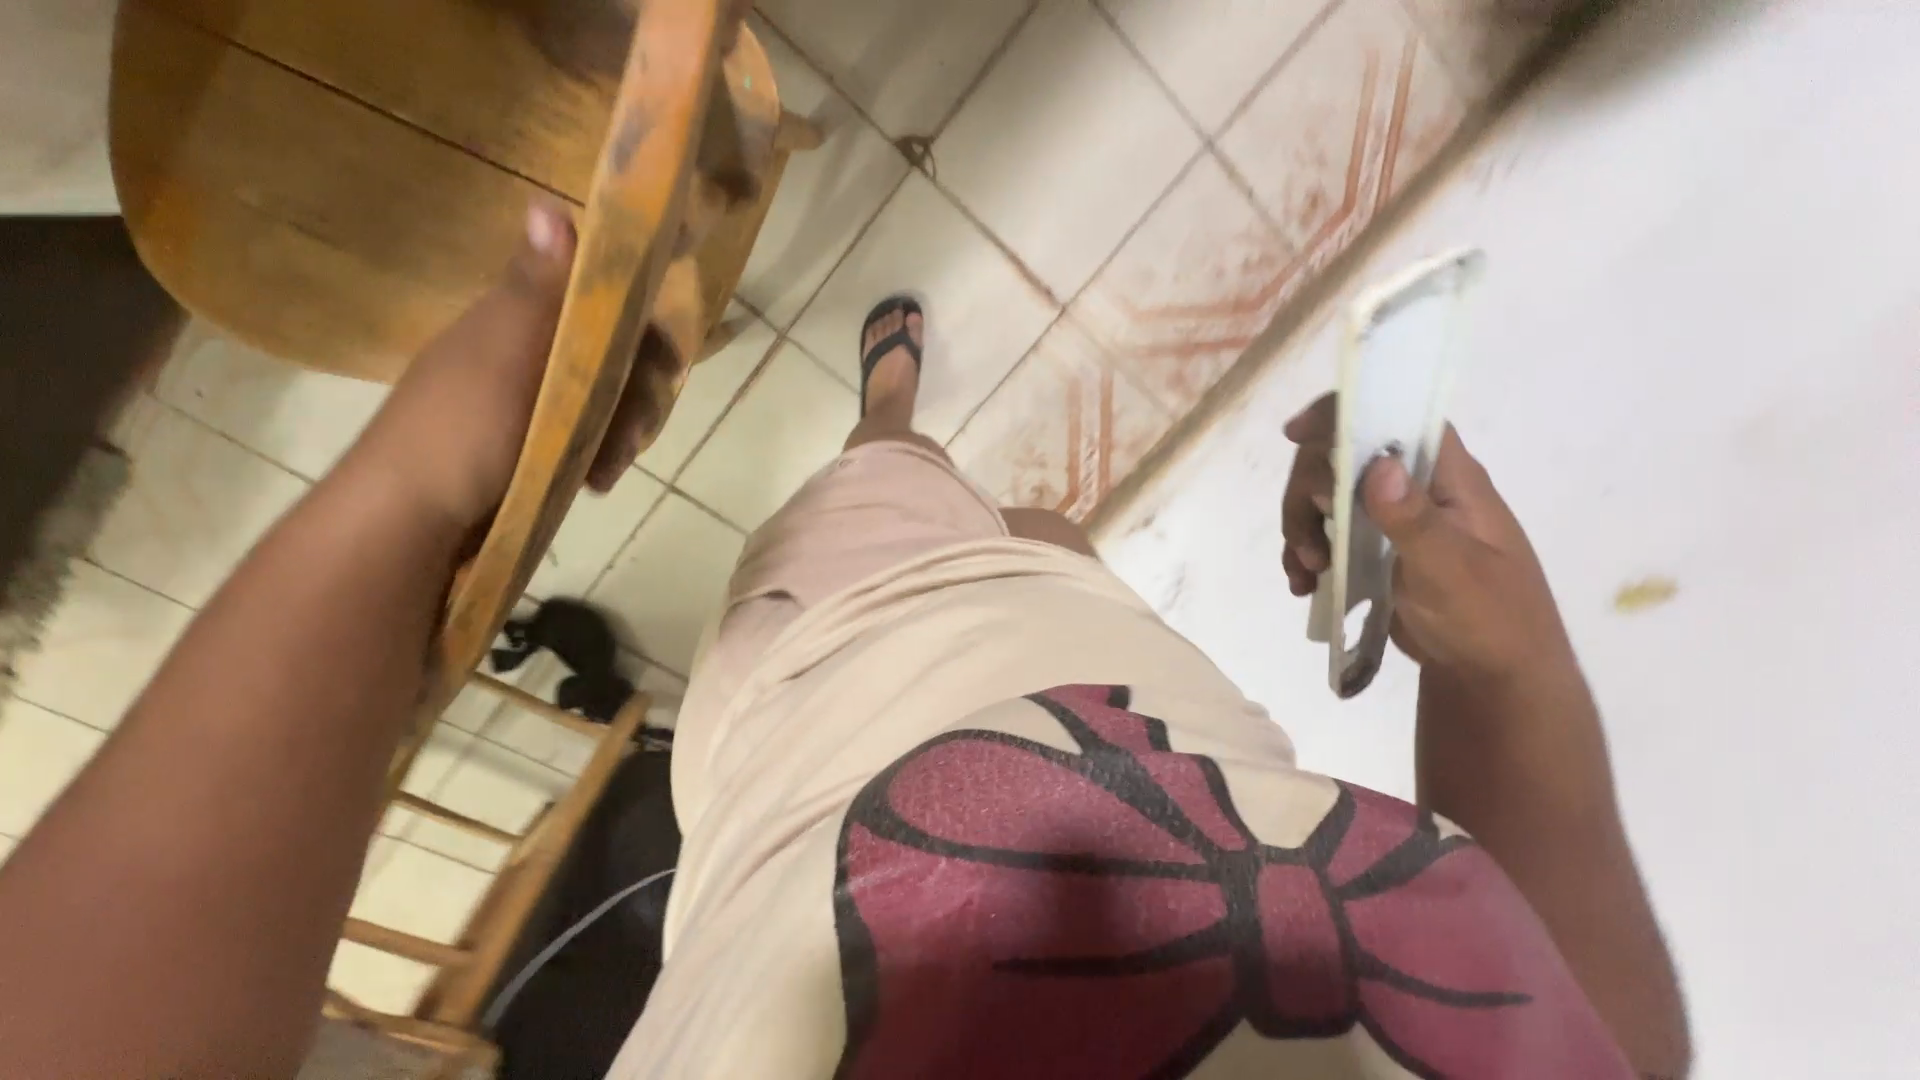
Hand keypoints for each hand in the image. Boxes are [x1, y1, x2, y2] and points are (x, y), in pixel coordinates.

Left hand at [346, 202, 655, 533]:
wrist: (412, 521)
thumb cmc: (462, 430)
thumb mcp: (505, 352)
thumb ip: (538, 289)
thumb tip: (547, 200)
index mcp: (517, 320)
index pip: (599, 299)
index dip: (638, 325)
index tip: (658, 363)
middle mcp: (526, 354)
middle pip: (610, 355)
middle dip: (634, 393)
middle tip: (629, 434)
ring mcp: (528, 404)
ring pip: (605, 402)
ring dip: (621, 431)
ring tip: (608, 468)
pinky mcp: (532, 448)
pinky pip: (588, 439)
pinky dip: (600, 457)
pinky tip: (595, 481)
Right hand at [1280, 393, 1572, 678]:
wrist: (1493, 678)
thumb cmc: (1490, 621)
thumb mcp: (1452, 571)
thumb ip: (1414, 520)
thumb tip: (1378, 464)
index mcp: (1448, 479)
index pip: (1396, 418)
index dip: (1346, 413)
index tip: (1296, 434)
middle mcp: (1417, 490)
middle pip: (1344, 459)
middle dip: (1309, 494)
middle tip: (1307, 545)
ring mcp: (1393, 522)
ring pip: (1327, 499)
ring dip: (1304, 530)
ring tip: (1307, 573)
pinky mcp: (1375, 553)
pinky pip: (1327, 537)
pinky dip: (1308, 556)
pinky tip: (1304, 585)